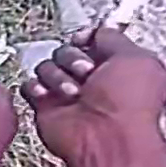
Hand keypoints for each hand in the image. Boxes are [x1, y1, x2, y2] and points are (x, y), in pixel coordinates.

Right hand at [21, 26, 165, 163]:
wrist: (103, 135)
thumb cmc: (127, 101)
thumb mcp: (135, 58)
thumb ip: (113, 38)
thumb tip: (96, 31)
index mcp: (118, 65)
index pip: (91, 40)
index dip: (85, 38)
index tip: (84, 41)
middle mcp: (93, 78)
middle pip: (65, 50)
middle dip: (72, 59)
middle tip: (85, 73)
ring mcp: (67, 91)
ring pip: (46, 66)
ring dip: (57, 77)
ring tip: (72, 93)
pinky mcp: (45, 104)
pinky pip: (29, 86)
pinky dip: (37, 89)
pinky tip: (48, 97)